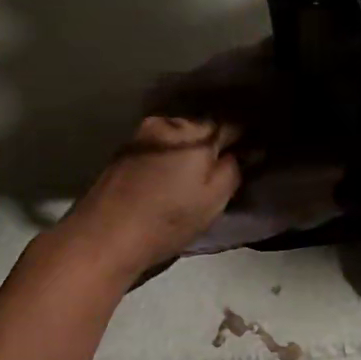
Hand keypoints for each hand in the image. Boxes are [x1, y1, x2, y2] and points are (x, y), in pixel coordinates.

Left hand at [52, 116, 241, 279]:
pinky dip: (168, 157)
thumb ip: (235, 168)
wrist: (104, 236)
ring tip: (195, 173)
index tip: (255, 149)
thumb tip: (246, 151)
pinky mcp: (121, 155)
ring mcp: (139, 137)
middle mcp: (165, 124)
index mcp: (192, 132)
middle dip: (214, 141)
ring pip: (176, 137)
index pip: (230, 123)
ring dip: (188, 149)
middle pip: (200, 127)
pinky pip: (157, 148)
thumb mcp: (214, 198)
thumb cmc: (168, 218)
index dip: (246, 136)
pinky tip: (169, 177)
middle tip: (226, 163)